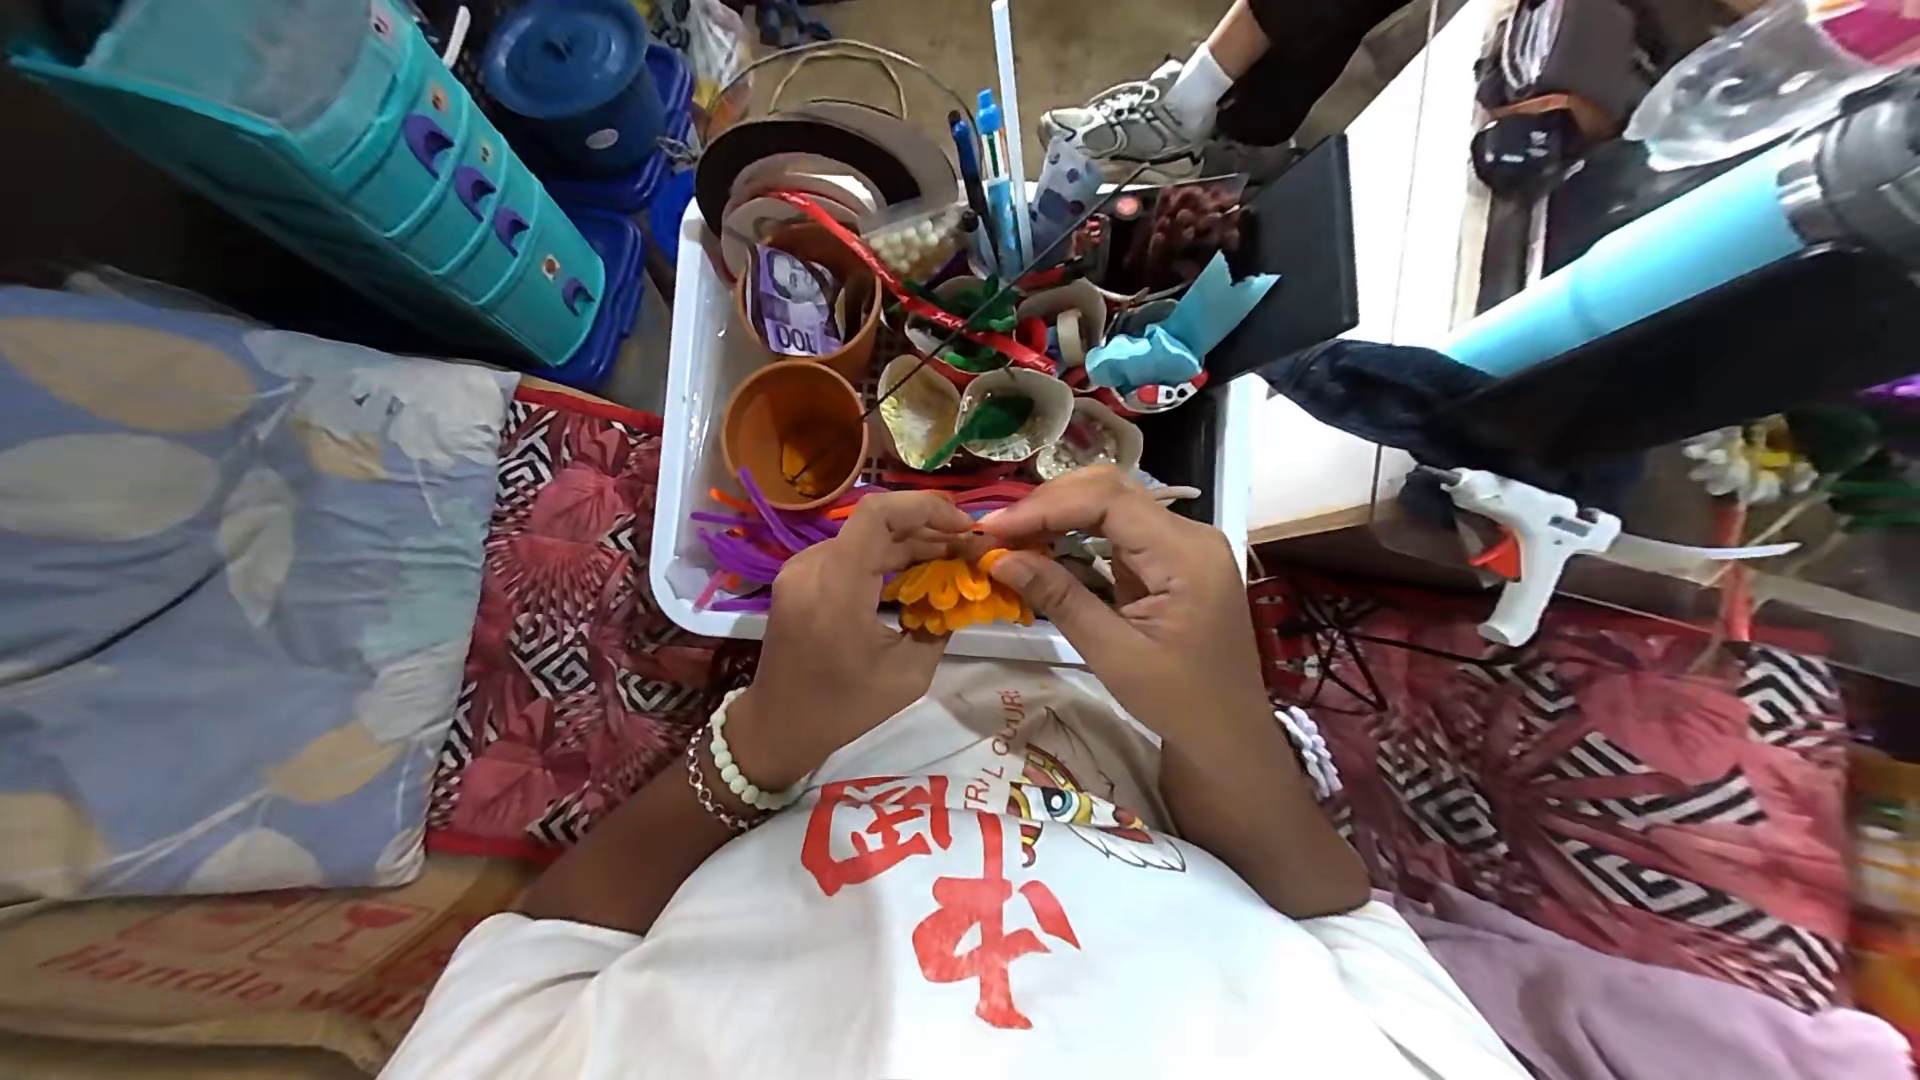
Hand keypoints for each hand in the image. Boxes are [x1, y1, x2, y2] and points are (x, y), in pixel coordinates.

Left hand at [725, 492, 973, 788]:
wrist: (778, 725)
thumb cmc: (843, 708)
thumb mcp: (908, 674)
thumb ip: (939, 625)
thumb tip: (961, 590)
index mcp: (836, 588)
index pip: (878, 514)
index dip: (926, 508)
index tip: (965, 526)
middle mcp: (812, 566)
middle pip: (877, 522)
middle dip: (929, 529)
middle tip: (969, 548)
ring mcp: (800, 568)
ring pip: (866, 535)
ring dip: (910, 542)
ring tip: (950, 559)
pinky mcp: (799, 576)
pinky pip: (850, 551)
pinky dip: (886, 555)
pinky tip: (914, 572)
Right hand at [979, 467, 1269, 741]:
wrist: (1228, 732)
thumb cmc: (1178, 702)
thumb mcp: (1113, 654)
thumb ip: (1059, 598)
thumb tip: (1000, 559)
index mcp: (1186, 554)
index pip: (1109, 500)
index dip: (1046, 506)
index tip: (996, 527)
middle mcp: (1190, 534)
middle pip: (1111, 489)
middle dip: (1049, 502)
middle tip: (998, 530)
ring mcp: (1183, 542)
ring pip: (1112, 502)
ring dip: (1059, 513)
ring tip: (1013, 535)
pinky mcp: (1171, 556)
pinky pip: (1118, 528)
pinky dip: (1076, 531)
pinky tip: (1045, 543)